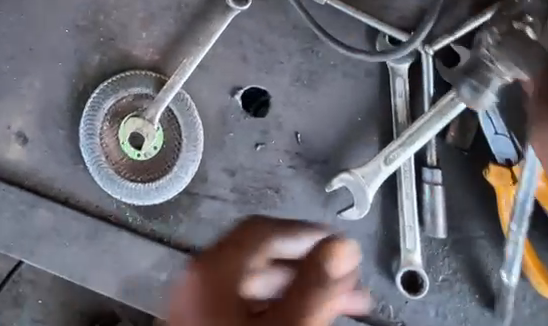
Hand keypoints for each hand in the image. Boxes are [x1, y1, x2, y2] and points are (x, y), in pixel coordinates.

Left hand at [166, 217, 371, 324]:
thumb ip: (315, 288)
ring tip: (341, 308)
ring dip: (298, 291)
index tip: (342, 247)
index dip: (306, 234)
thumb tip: (341, 248)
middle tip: (350, 282)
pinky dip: (277, 310)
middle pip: (261, 258)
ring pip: (255, 287)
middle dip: (309, 267)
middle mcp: (198, 280)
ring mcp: (197, 307)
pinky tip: (305, 322)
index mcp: (211, 269)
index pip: (264, 230)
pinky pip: (243, 309)